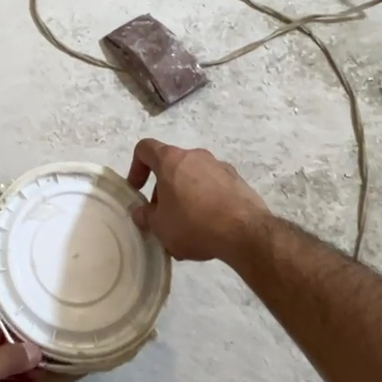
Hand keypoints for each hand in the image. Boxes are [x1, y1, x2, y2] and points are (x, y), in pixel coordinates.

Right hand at [127, 138, 270, 262]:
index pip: (145, 148)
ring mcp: (219, 166)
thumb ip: (146, 217)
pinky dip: (207, 200)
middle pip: (171, 165)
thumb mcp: (160, 227)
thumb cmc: (194, 223)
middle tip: (163, 215)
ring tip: (188, 226)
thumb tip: (141, 213)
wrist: (245, 232)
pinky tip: (210, 226)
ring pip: (193, 176)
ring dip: (185, 195)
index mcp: (171, 160)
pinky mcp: (238, 181)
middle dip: (163, 189)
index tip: (138, 190)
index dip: (136, 167)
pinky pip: (214, 187)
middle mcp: (195, 156)